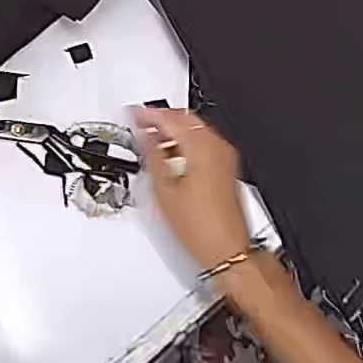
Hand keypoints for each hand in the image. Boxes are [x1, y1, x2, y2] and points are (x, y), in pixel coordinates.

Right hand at [133, 107, 251, 271]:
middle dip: (162, 118)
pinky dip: (186, 140)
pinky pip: (204, 142)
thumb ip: (152, 156)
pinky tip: (171, 151)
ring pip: (196, 129)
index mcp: (201, 148)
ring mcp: (225, 157)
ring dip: (174, 129)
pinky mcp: (227, 167)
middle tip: (142, 121)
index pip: (170, 119)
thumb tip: (146, 138)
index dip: (148, 114)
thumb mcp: (164, 190)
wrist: (226, 249)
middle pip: (186, 119)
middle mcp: (217, 148)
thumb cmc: (200, 227)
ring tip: (152, 136)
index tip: (135, 114)